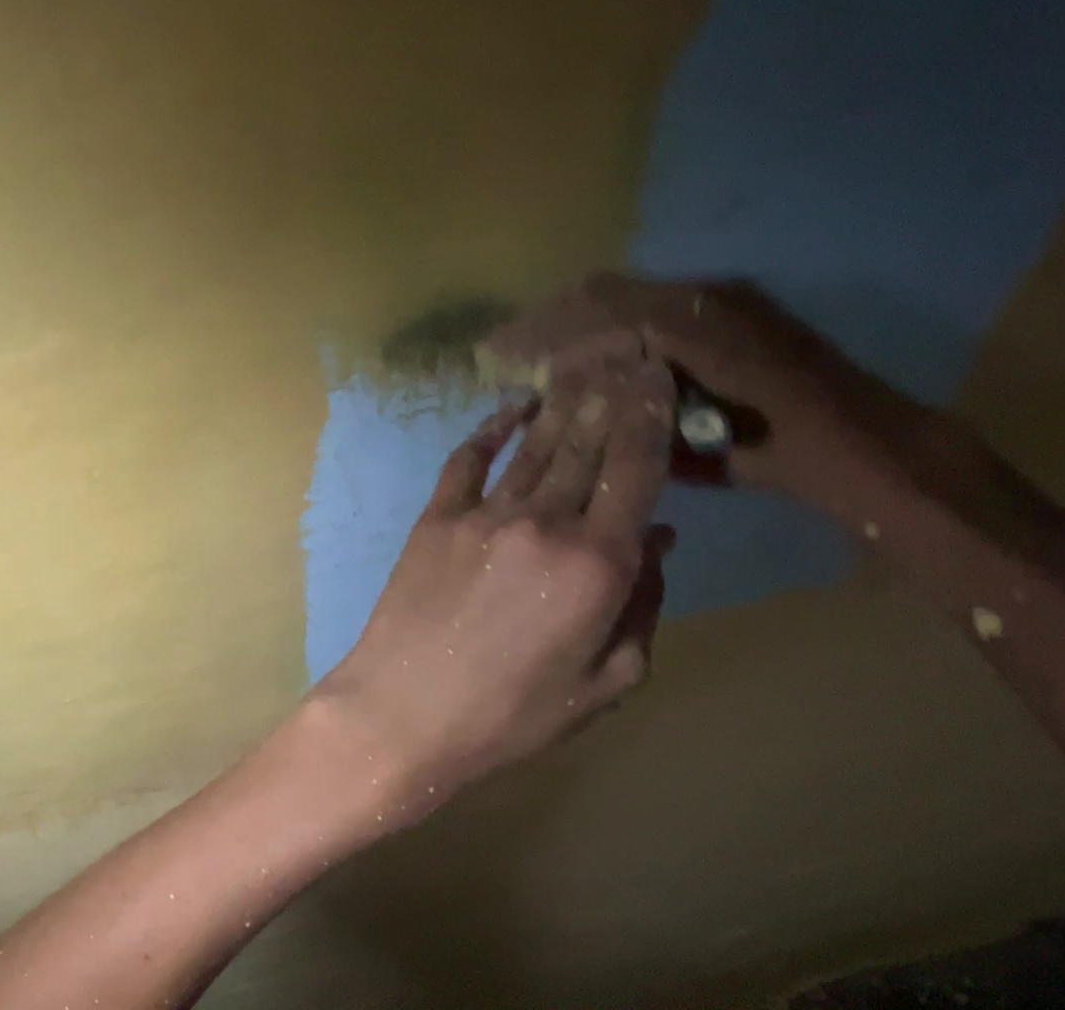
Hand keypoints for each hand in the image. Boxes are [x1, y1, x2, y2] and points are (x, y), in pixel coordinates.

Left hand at [307, 357, 678, 806]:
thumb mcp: (603, 682)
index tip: (660, 376)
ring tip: (585, 364)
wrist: (404, 711)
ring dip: (563, 402)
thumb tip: (656, 538)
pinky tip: (512, 408)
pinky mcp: (436, 517)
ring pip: (536, 445)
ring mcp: (483, 514)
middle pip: (589, 443)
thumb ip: (642, 607)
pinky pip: (469, 460)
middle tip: (629, 351)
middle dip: (614, 393)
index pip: (637, 470)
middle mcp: (545, 522)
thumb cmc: (512, 714)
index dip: (652, 416)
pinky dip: (492, 429)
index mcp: (598, 564)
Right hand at [478, 272, 921, 493]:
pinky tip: (590, 355)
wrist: (876, 445)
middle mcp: (705, 296)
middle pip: (604, 292)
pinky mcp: (731, 309)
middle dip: (550, 320)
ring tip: (537, 352)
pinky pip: (654, 304)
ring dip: (579, 320)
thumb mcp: (701, 446)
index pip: (597, 313)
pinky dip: (611, 324)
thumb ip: (637, 412)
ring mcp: (723, 297)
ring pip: (627, 293)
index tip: (499, 354)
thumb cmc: (788, 456)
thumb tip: (576, 396)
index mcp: (695, 326)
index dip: (544, 333)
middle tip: (506, 348)